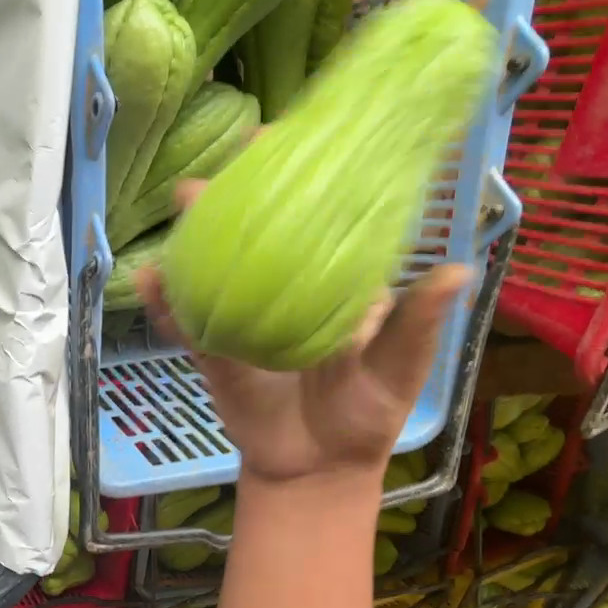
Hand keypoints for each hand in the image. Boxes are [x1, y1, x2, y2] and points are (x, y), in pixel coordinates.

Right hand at [137, 180, 469, 486]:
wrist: (315, 468)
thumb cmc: (363, 415)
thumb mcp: (399, 371)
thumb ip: (414, 325)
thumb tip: (456, 270)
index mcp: (328, 286)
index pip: (314, 222)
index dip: (300, 180)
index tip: (287, 140)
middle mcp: (281, 293)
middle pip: (252, 236)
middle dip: (232, 197)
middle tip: (223, 165)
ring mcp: (242, 321)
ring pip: (213, 271)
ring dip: (192, 237)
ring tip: (181, 206)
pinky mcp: (214, 353)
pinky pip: (187, 325)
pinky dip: (166, 304)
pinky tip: (150, 279)